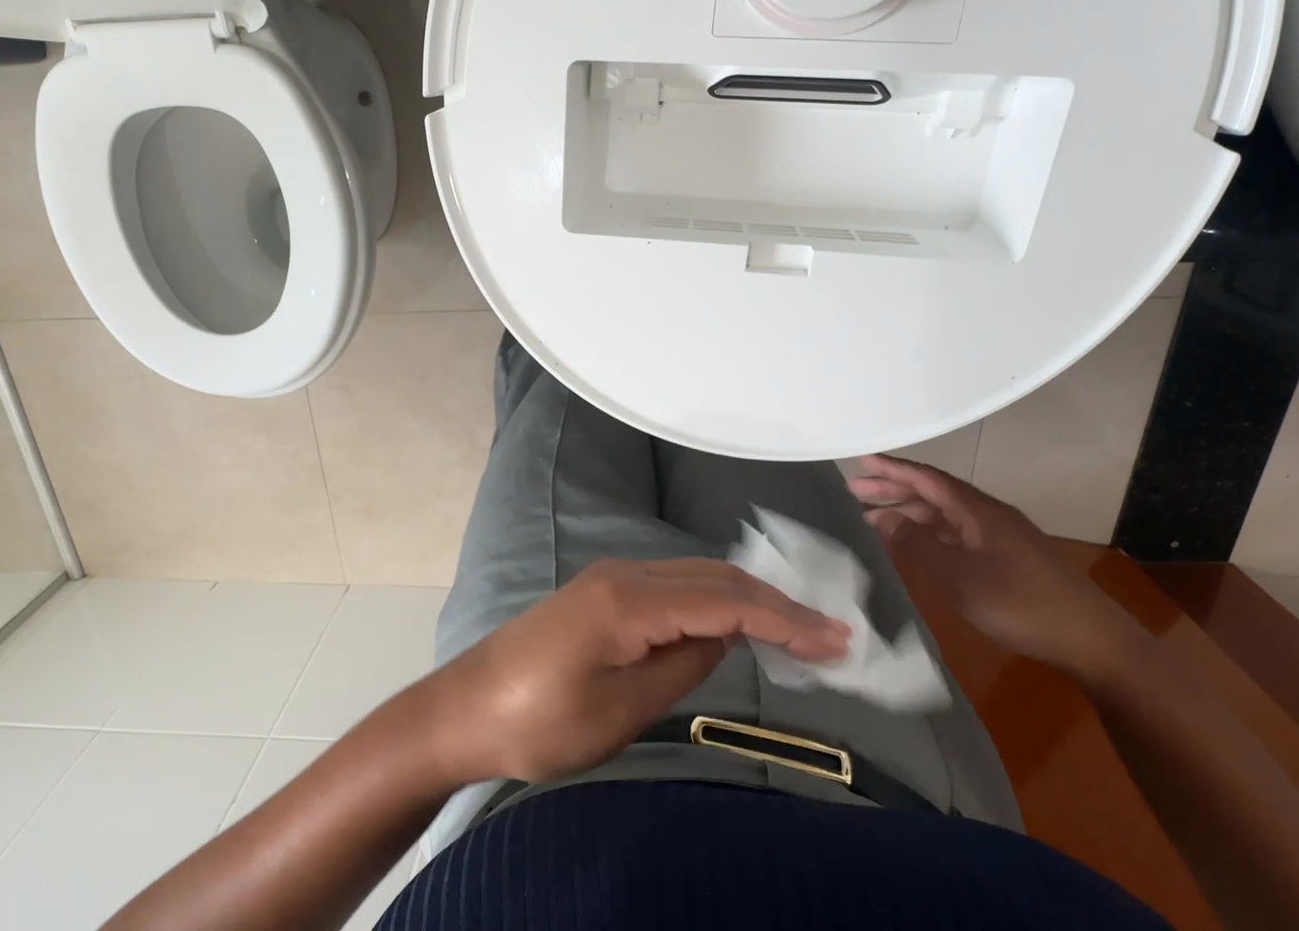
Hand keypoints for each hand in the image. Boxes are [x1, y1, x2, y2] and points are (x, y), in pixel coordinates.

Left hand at [420, 558, 849, 785]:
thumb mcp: (620, 710)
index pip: (727, 601)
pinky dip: (712, 600)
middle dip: (776, 604)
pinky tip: (732, 622)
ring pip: (695, 576)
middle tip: (830, 634)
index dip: (786, 620)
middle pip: (716, 577)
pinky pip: (671, 586)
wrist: (461, 711)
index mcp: (629, 600)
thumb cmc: (537, 724)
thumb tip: (724, 636)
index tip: (837, 640)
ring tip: (796, 629)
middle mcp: (623, 574)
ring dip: (746, 599)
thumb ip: (681, 666)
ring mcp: (608, 578)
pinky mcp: (599, 593)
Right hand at [847, 455, 1144, 678]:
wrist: (1090, 640)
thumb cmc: (1020, 604)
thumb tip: (883, 517)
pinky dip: (930, 534)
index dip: (893, 469)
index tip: (860, 462)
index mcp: (979, 511)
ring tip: (874, 521)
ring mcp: (1002, 538)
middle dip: (895, 490)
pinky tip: (916, 546)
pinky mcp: (1009, 560)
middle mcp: (990, 516)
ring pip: (947, 516)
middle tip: (855, 493)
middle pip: (936, 494)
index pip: (928, 479)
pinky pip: (958, 534)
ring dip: (910, 514)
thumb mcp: (959, 576)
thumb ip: (919, 545)